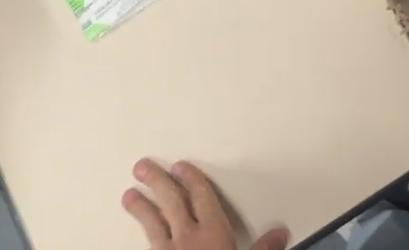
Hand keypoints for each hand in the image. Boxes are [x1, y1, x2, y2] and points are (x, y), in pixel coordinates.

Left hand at [122, 159, 288, 249]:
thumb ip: (263, 248)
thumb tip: (280, 234)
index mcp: (212, 231)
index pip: (200, 195)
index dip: (190, 178)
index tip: (180, 166)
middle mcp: (187, 237)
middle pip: (171, 201)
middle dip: (157, 182)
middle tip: (142, 168)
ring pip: (153, 224)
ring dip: (141, 209)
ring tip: (128, 195)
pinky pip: (148, 248)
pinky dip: (142, 240)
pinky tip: (135, 237)